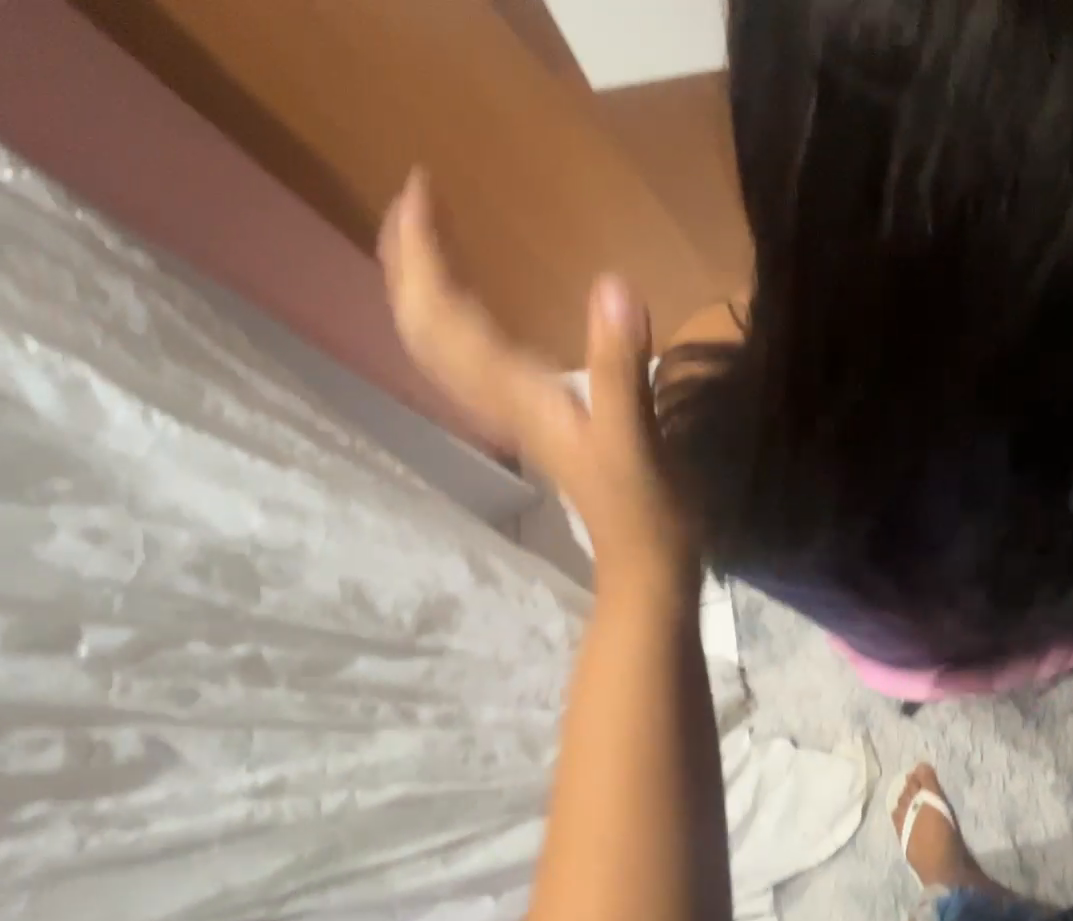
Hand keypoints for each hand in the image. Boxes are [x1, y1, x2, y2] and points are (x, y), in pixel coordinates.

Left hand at [379, 170, 691, 584]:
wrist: (644, 562)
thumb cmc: (643, 506)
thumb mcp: (636, 434)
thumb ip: (623, 363)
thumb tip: (615, 283)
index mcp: (516, 393)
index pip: (444, 313)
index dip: (424, 250)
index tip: (422, 187)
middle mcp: (499, 398)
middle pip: (424, 325)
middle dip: (409, 260)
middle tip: (415, 199)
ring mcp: (512, 412)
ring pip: (439, 344)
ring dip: (423, 288)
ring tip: (427, 239)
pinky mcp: (533, 419)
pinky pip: (470, 362)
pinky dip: (454, 323)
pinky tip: (471, 309)